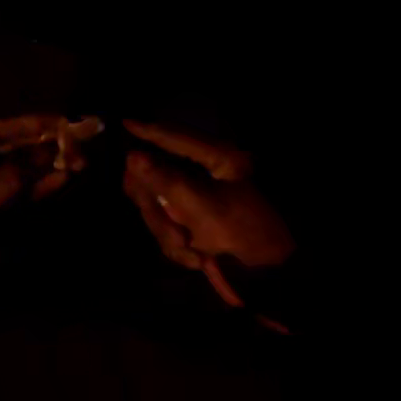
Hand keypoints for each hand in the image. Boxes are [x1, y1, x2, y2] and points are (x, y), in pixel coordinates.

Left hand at [0, 115, 74, 296]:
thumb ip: (14, 174)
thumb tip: (49, 150)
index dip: (27, 124)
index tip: (57, 121)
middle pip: (11, 150)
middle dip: (43, 146)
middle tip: (76, 143)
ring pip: (20, 172)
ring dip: (47, 166)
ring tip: (78, 161)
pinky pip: (21, 194)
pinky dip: (41, 187)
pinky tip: (62, 179)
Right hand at [122, 122, 294, 298]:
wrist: (276, 278)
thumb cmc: (247, 236)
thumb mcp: (206, 211)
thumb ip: (166, 182)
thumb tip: (132, 157)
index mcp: (219, 160)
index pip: (175, 137)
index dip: (148, 131)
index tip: (125, 123)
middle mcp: (209, 172)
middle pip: (159, 175)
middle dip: (159, 209)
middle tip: (174, 235)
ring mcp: (204, 194)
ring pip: (161, 202)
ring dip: (168, 231)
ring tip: (192, 255)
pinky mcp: (202, 215)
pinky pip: (171, 221)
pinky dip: (177, 242)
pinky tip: (196, 259)